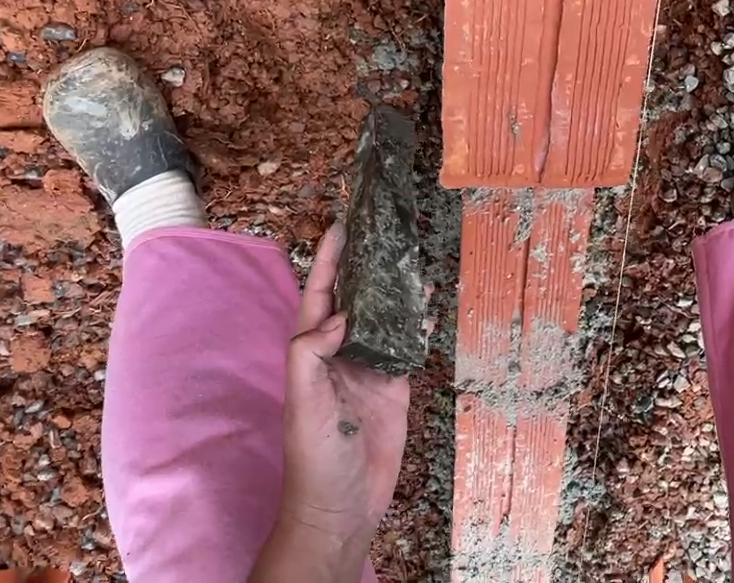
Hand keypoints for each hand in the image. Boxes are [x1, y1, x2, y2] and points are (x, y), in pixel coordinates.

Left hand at [264, 223, 410, 576]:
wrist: (344, 506)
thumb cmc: (314, 456)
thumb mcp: (304, 404)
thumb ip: (311, 355)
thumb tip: (342, 314)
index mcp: (313, 352)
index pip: (321, 296)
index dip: (329, 261)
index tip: (342, 227)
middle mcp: (341, 351)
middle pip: (355, 298)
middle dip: (365, 265)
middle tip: (384, 231)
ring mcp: (370, 366)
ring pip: (384, 317)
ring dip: (395, 289)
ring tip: (411, 257)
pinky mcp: (395, 383)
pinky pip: (408, 344)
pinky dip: (419, 323)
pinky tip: (430, 303)